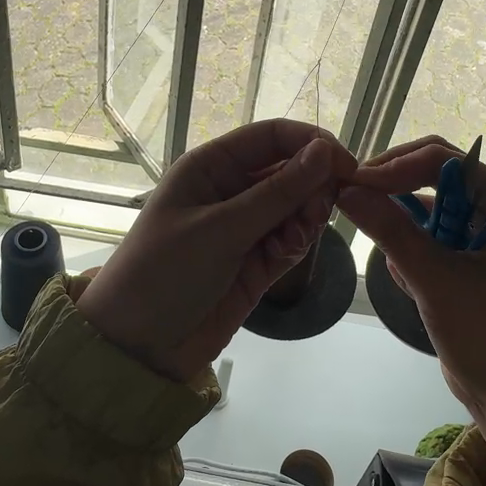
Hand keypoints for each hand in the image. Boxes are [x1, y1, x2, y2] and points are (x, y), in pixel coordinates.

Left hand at [76, 120, 354, 381]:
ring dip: (307, 216)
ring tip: (298, 237)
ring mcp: (245, 227)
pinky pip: (292, 239)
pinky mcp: (257, 262)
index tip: (347, 165)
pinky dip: (298, 242)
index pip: (271, 137)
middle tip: (320, 211)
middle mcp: (231, 189)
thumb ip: (277, 192)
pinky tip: (287, 253)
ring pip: (296, 206)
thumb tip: (325, 150)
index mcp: (211, 167)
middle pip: (289, 170)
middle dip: (313, 185)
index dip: (311, 144)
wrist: (138, 347)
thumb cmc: (165, 273)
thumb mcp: (220, 230)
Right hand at [340, 137, 485, 485]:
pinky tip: (409, 282)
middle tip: (349, 199)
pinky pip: (429, 234)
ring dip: (403, 228)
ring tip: (390, 257)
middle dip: (393, 191)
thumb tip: (345, 189)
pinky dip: (411, 251)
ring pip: (427, 206)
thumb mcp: (435, 280)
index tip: (351, 182)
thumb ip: (390, 230)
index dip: (395, 166)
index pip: (444, 162)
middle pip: (435, 177)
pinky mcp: (470, 258)